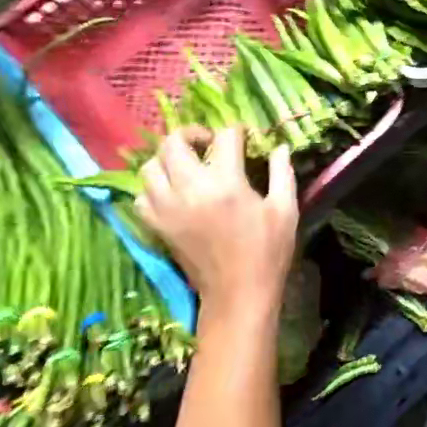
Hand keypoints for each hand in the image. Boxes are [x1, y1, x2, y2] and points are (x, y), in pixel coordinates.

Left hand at [135, 127, 296, 308]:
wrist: (238, 294)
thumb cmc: (268, 252)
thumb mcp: (285, 211)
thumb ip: (282, 174)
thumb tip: (280, 147)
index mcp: (226, 183)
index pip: (224, 138)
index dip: (236, 132)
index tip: (245, 139)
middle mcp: (190, 189)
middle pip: (174, 142)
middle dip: (192, 134)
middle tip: (208, 144)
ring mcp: (168, 208)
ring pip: (150, 166)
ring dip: (168, 159)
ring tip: (187, 166)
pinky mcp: (157, 226)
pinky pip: (141, 196)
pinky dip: (153, 188)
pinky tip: (172, 192)